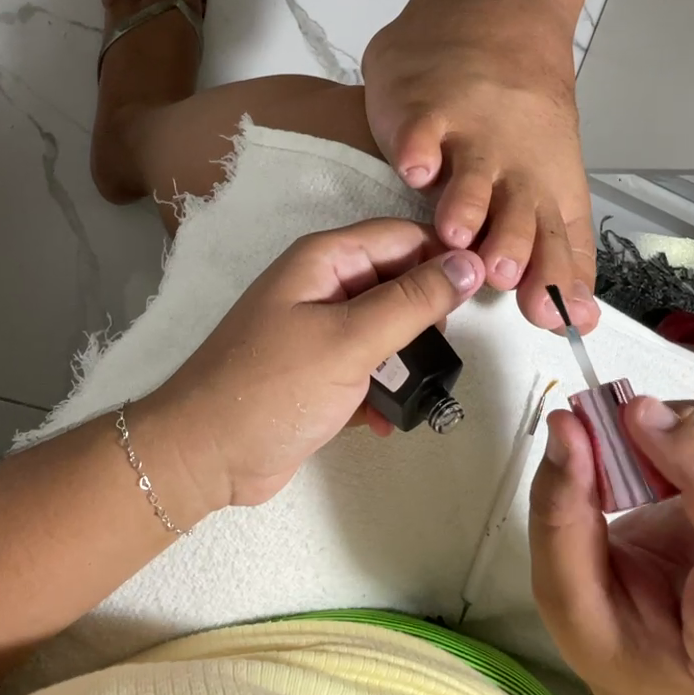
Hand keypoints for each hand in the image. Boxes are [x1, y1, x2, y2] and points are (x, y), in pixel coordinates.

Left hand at [148, 218, 485, 508]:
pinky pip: (368, 369)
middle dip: (429, 318)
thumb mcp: (350, 339)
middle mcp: (324, 287)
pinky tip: (383, 420)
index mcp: (325, 259)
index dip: (446, 258)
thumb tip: (470, 263)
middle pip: (399, 283)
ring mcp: (320, 332)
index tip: (488, 292)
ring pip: (388, 331)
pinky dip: (382, 391)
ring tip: (420, 393)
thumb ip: (413, 302)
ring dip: (407, 363)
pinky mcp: (319, 374)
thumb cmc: (273, 388)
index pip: (404, 237)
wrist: (205, 457)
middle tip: (448, 355)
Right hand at [364, 0, 599, 332]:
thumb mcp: (552, 180)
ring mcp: (469, 134)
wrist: (497, 9)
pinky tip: (414, 167)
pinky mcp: (426, 107)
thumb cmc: (519, 108)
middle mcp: (512, 167)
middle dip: (511, 244)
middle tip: (501, 273)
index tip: (552, 317)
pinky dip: (418, 145)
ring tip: (458, 230)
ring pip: (472, 174)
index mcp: (542, 189)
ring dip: (466, 203)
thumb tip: (579, 319)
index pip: (553, 244)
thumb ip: (558, 250)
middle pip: (514, 214)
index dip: (552, 282)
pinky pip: (422, 127)